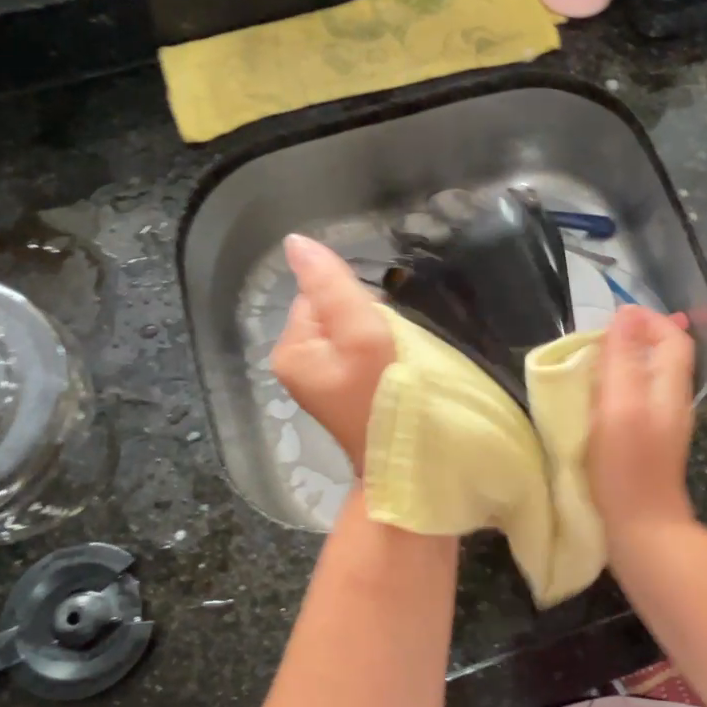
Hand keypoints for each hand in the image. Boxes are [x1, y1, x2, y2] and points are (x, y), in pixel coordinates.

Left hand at [271, 234, 395, 470]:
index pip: (320, 293)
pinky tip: (398, 375)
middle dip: (368, 320)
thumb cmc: (387, 397)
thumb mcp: (360, 332)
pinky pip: (365, 356)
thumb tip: (295, 241)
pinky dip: (384, 358)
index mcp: (291, 349)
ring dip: (380, 339)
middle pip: (337, 312)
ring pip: (355, 332)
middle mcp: (300, 365)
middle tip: (391, 348)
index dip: (357, 300)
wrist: (415, 464)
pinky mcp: (350, 395)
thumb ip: (331, 285)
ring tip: (398, 362)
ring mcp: (325, 382)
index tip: (381, 326)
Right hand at [588, 304, 696, 540]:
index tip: (613, 316)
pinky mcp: (646, 448)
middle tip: (593, 341)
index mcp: (670, 388)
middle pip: (661, 358)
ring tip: (588, 368)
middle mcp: (672, 403)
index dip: (649, 320)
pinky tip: (591, 406)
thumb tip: (626, 313)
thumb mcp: (621, 404)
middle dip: (632, 340)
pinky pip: (635, 406)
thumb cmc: (628, 465)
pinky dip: (615, 393)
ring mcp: (661, 428)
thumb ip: (623, 358)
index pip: (673, 338)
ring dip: (621, 367)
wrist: (642, 529)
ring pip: (647, 382)